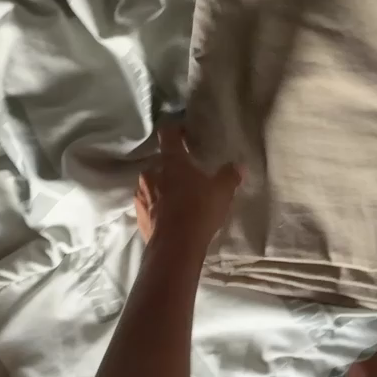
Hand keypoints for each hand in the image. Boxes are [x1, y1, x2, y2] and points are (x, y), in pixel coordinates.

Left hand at [135, 122, 241, 249]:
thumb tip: (238, 166)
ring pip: (152, 184)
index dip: (176, 130)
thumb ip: (229, 176)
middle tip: (187, 175)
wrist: (175, 247)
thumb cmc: (199, 210)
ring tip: (179, 198)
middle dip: (172, 167)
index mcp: (171, 161)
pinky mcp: (138, 215)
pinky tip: (171, 216)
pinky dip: (158, 207)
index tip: (184, 132)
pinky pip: (149, 205)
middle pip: (160, 162)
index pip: (168, 134)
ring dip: (163, 187)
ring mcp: (142, 195)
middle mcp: (151, 173)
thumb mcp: (222, 191)